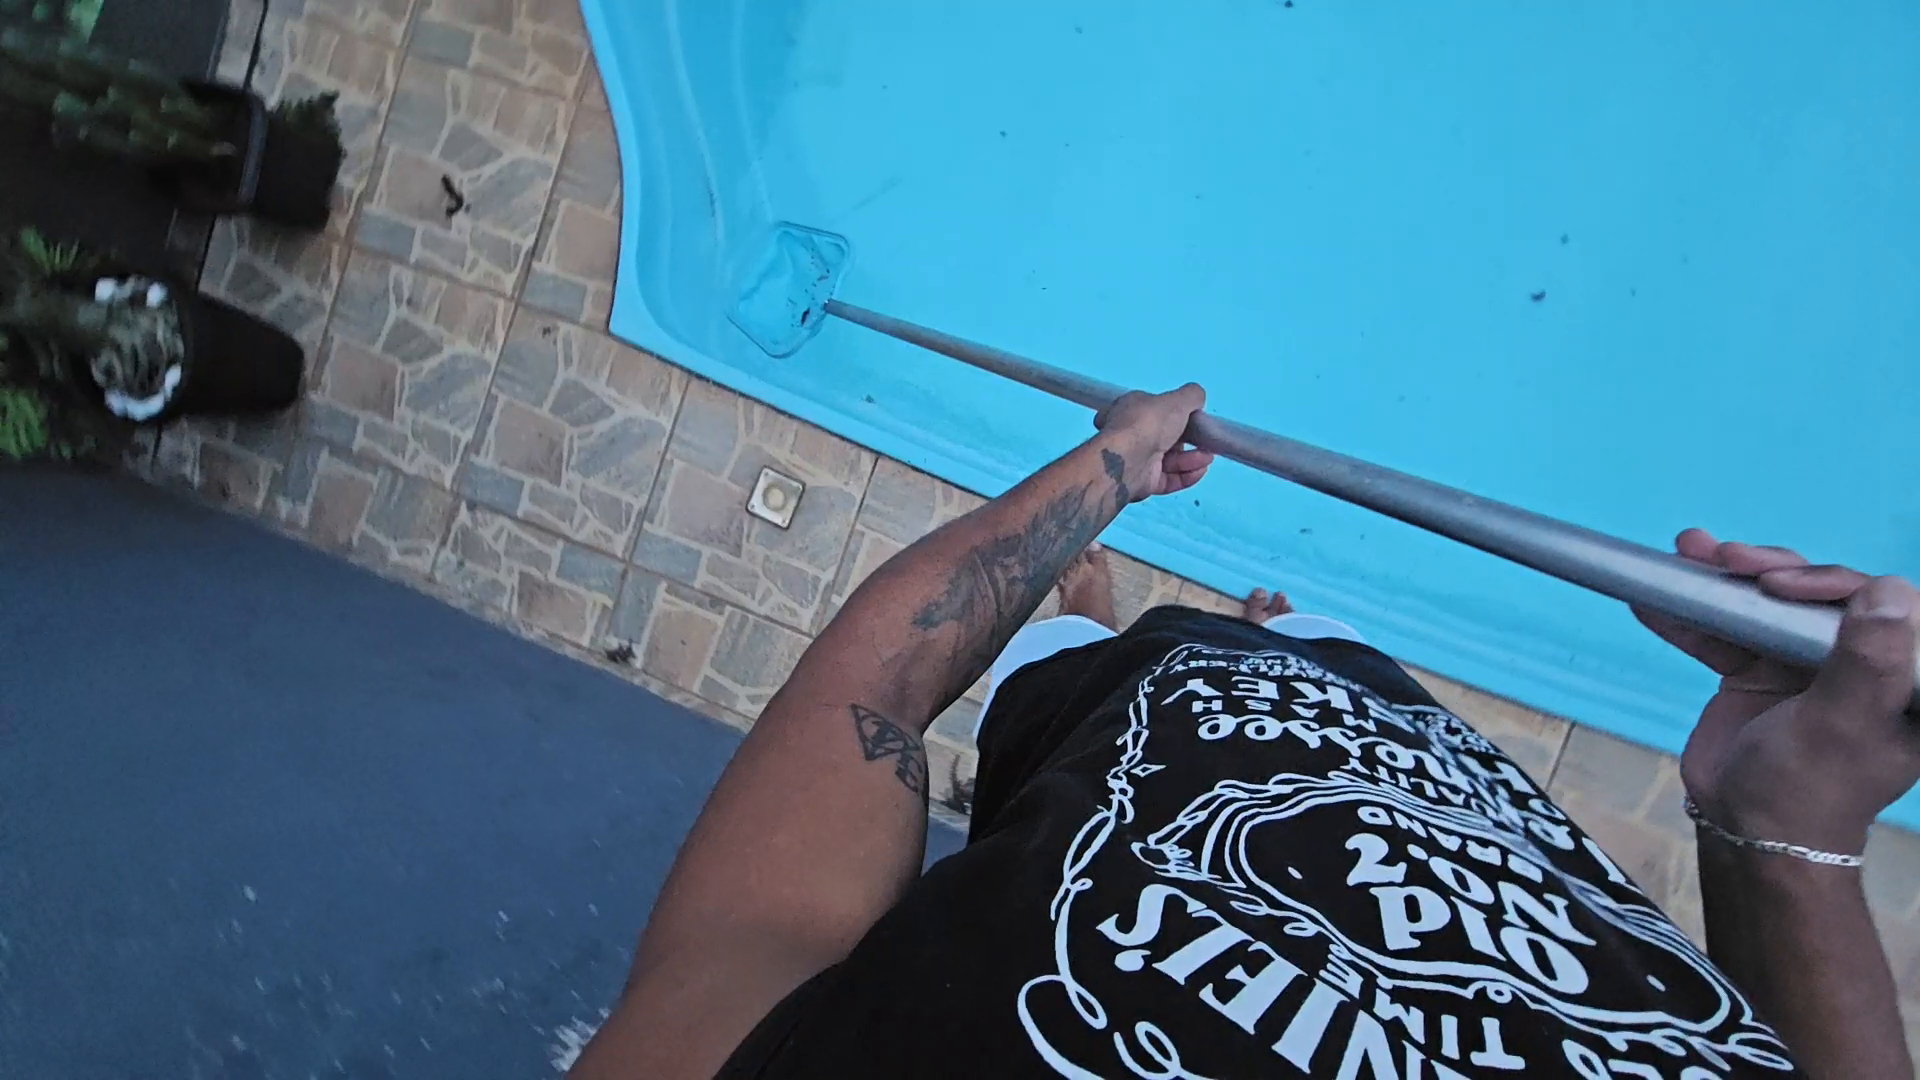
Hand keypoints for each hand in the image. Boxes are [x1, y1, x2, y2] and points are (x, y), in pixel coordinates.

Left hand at [1093, 383, 1214, 502]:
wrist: (1128, 460)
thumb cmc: (1149, 423)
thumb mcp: (1176, 400)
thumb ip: (1191, 396)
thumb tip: (1196, 398)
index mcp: (1130, 409)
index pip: (1151, 410)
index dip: (1172, 414)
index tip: (1191, 418)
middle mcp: (1130, 434)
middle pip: (1164, 437)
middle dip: (1188, 440)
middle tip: (1205, 441)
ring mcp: (1136, 460)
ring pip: (1169, 460)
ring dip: (1192, 459)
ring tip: (1208, 457)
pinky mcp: (1143, 482)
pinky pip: (1168, 479)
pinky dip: (1186, 475)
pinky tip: (1201, 470)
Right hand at [1635, 529, 1919, 853]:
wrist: (1746, 822)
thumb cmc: (1810, 782)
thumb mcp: (1842, 724)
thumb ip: (1868, 662)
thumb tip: (1890, 589)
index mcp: (1906, 677)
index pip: (1884, 607)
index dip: (1832, 582)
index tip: (1775, 581)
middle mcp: (1857, 662)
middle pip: (1815, 597)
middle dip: (1768, 569)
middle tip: (1721, 556)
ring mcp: (1798, 665)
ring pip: (1761, 606)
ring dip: (1720, 580)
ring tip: (1687, 552)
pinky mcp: (1749, 672)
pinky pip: (1715, 634)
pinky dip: (1681, 617)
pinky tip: (1648, 601)